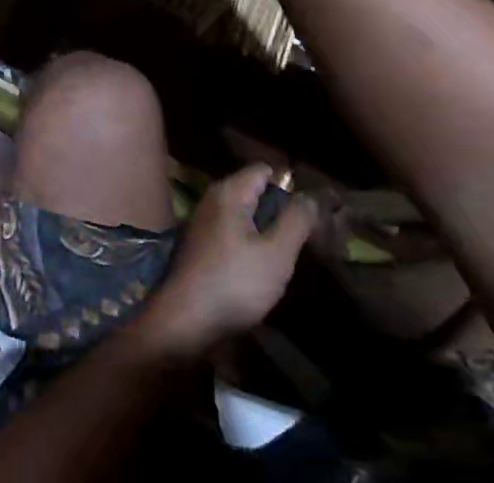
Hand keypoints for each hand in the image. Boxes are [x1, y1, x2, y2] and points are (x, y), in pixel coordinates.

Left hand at [133, 164, 317, 358]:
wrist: (183, 324)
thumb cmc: (234, 284)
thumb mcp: (276, 253)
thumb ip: (297, 219)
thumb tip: (310, 195)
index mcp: (229, 192)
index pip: (266, 170)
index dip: (292, 187)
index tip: (310, 213)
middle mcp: (212, 199)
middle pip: (255, 191)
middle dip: (281, 211)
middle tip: (304, 238)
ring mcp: (202, 223)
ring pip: (244, 215)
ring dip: (266, 231)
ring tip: (287, 256)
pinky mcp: (199, 246)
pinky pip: (232, 233)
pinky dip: (249, 244)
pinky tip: (260, 270)